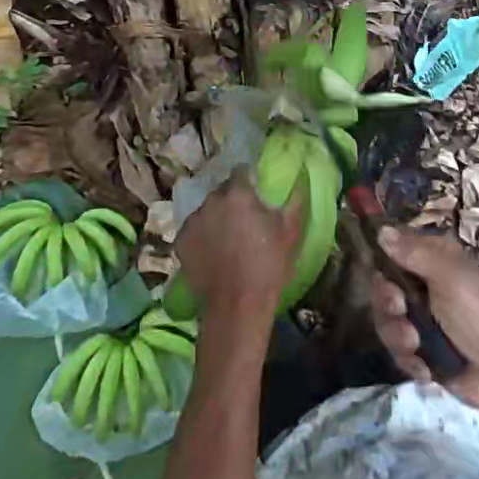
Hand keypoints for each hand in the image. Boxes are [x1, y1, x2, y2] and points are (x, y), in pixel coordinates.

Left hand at [175, 174, 303, 321]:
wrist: (236, 306)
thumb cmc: (268, 266)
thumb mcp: (291, 232)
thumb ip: (294, 200)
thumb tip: (298, 181)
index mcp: (238, 194)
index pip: (241, 172)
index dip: (249, 181)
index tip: (257, 194)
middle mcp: (211, 201)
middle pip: (222, 193)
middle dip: (232, 202)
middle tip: (245, 222)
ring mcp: (192, 221)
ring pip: (207, 211)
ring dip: (216, 219)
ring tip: (227, 241)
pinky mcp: (180, 241)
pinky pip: (194, 231)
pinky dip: (202, 237)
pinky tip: (213, 254)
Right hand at [370, 228, 478, 407]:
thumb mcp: (450, 278)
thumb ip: (414, 253)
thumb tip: (381, 231)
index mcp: (435, 260)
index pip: (393, 251)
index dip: (383, 266)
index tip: (387, 281)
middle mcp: (424, 285)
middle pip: (383, 288)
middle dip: (388, 306)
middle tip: (401, 313)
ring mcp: (422, 319)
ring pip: (386, 320)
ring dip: (398, 336)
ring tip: (416, 347)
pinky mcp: (421, 350)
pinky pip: (396, 350)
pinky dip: (408, 360)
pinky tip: (425, 369)